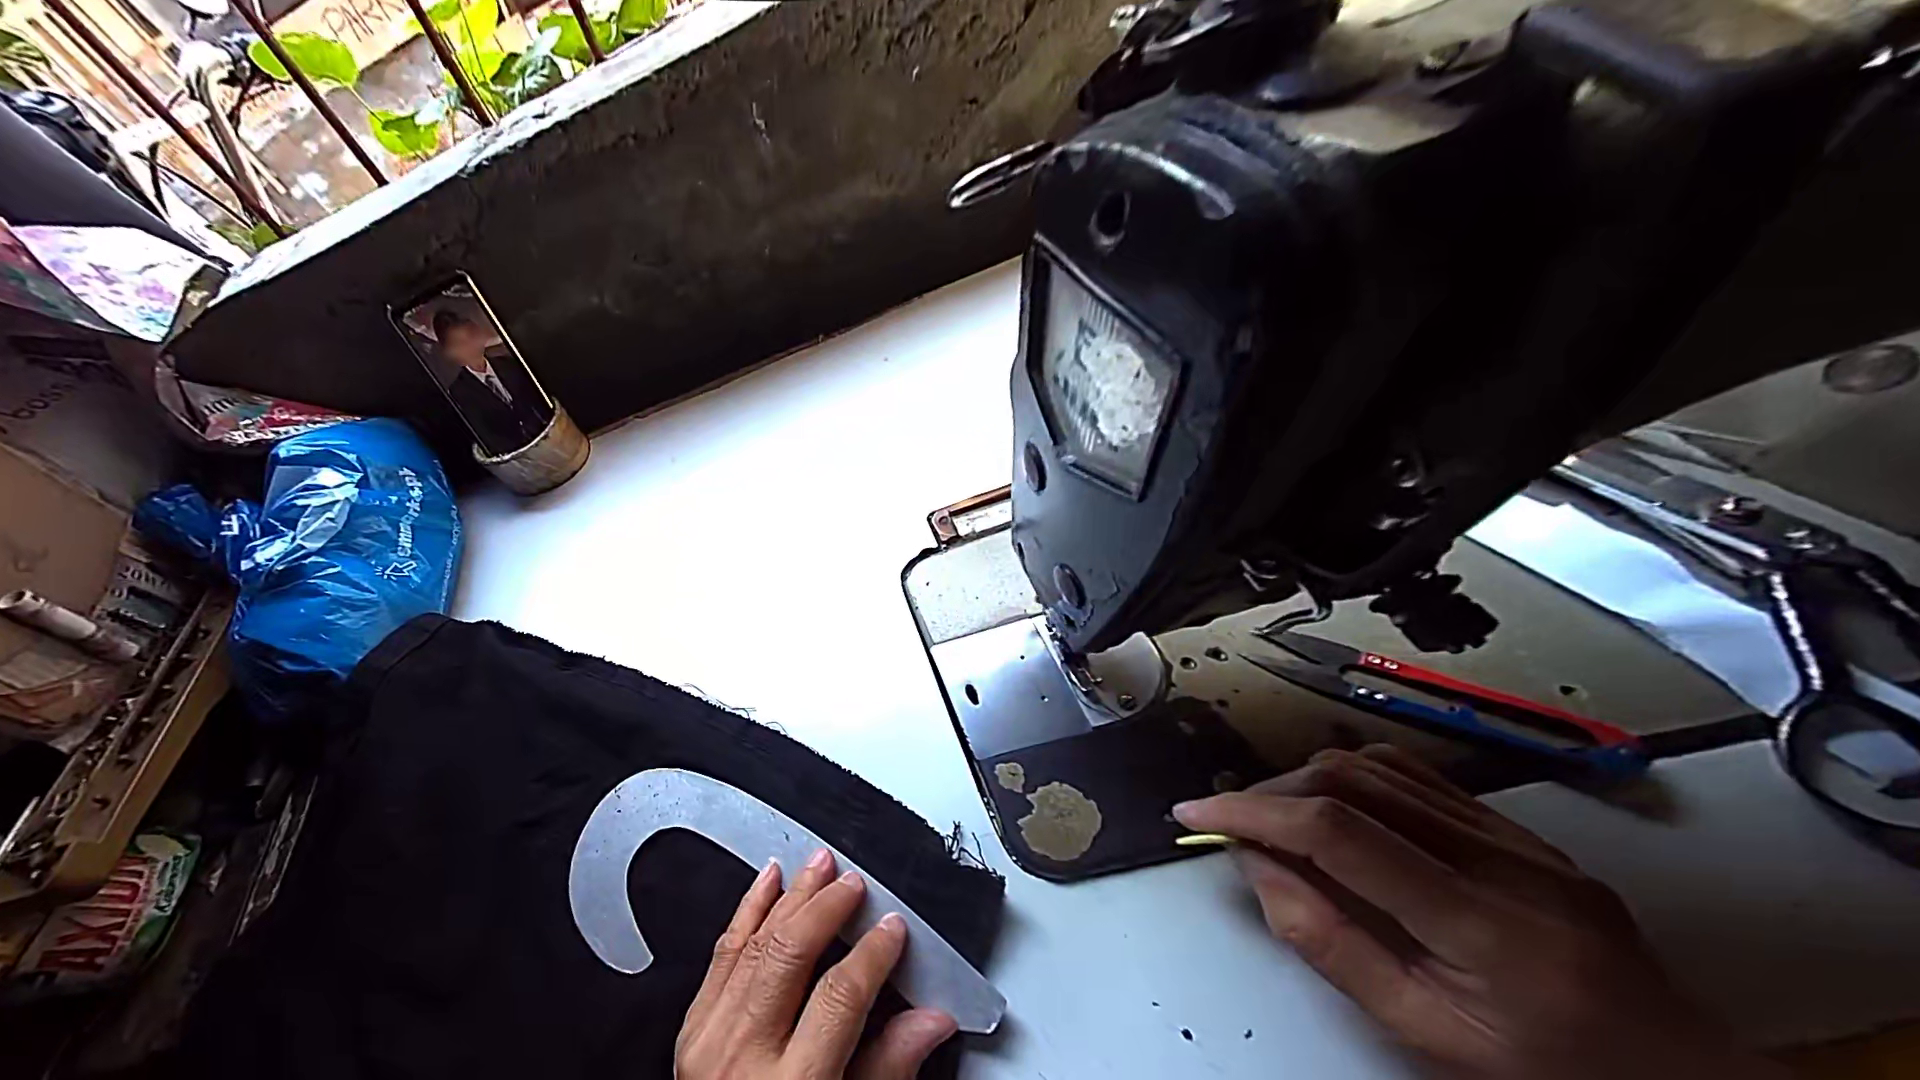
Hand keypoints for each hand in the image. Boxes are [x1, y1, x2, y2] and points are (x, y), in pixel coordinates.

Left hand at [675, 849, 958, 1079]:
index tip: (894, 928)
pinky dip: (748, 909)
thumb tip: (932, 1019)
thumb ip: (889, 1068)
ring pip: (757, 942)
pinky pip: (723, 951)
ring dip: (792, 896)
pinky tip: (769, 881)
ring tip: (820, 866)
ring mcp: (711, 1039)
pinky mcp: (693, 1027)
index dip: (872, 954)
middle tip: (854, 882)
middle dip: (827, 907)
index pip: (839, 997)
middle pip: (790, 955)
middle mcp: (744, 1056)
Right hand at [1174, 745, 1786, 1079]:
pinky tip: (1332, 804)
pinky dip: (1352, 777)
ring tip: (1276, 816)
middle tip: (1233, 822)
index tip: (1199, 812)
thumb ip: (1332, 946)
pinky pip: (1415, 775)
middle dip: (1273, 791)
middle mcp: (1503, 860)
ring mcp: (1516, 835)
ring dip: (1305, 780)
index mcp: (1486, 927)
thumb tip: (1258, 868)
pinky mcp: (1518, 826)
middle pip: (1352, 781)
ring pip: (1377, 767)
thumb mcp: (1429, 1035)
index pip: (1339, 834)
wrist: (1681, 1077)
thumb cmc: (1549, 1075)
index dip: (1255, 812)